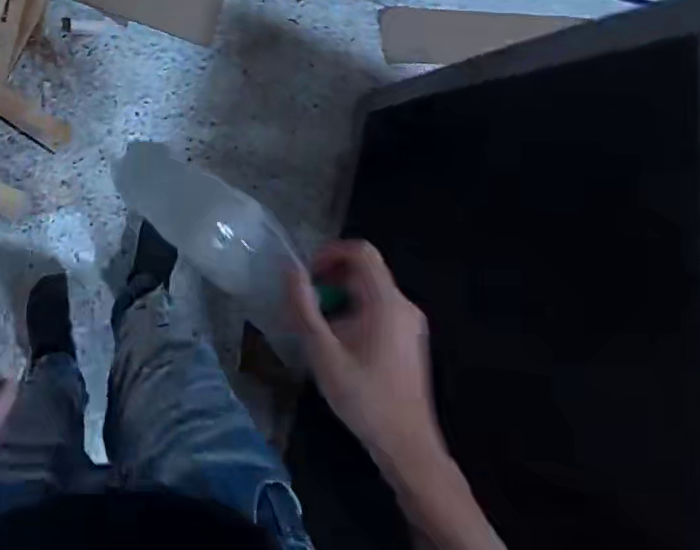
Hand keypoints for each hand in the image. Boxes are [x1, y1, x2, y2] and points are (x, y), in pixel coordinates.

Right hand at [284, 241, 438, 458]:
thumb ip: (304, 307)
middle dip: (330, 278)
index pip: (361, 251)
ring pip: (369, 289)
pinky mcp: (409, 338)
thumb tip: (289, 269)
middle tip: (307, 304)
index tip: (308, 275)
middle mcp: (403, 305)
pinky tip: (340, 342)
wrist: (408, 447)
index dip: (330, 253)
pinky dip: (354, 310)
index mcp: (386, 302)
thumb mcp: (322, 352)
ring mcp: (409, 322)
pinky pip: (378, 307)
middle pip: (364, 269)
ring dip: (340, 297)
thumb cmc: (364, 398)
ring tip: (319, 327)